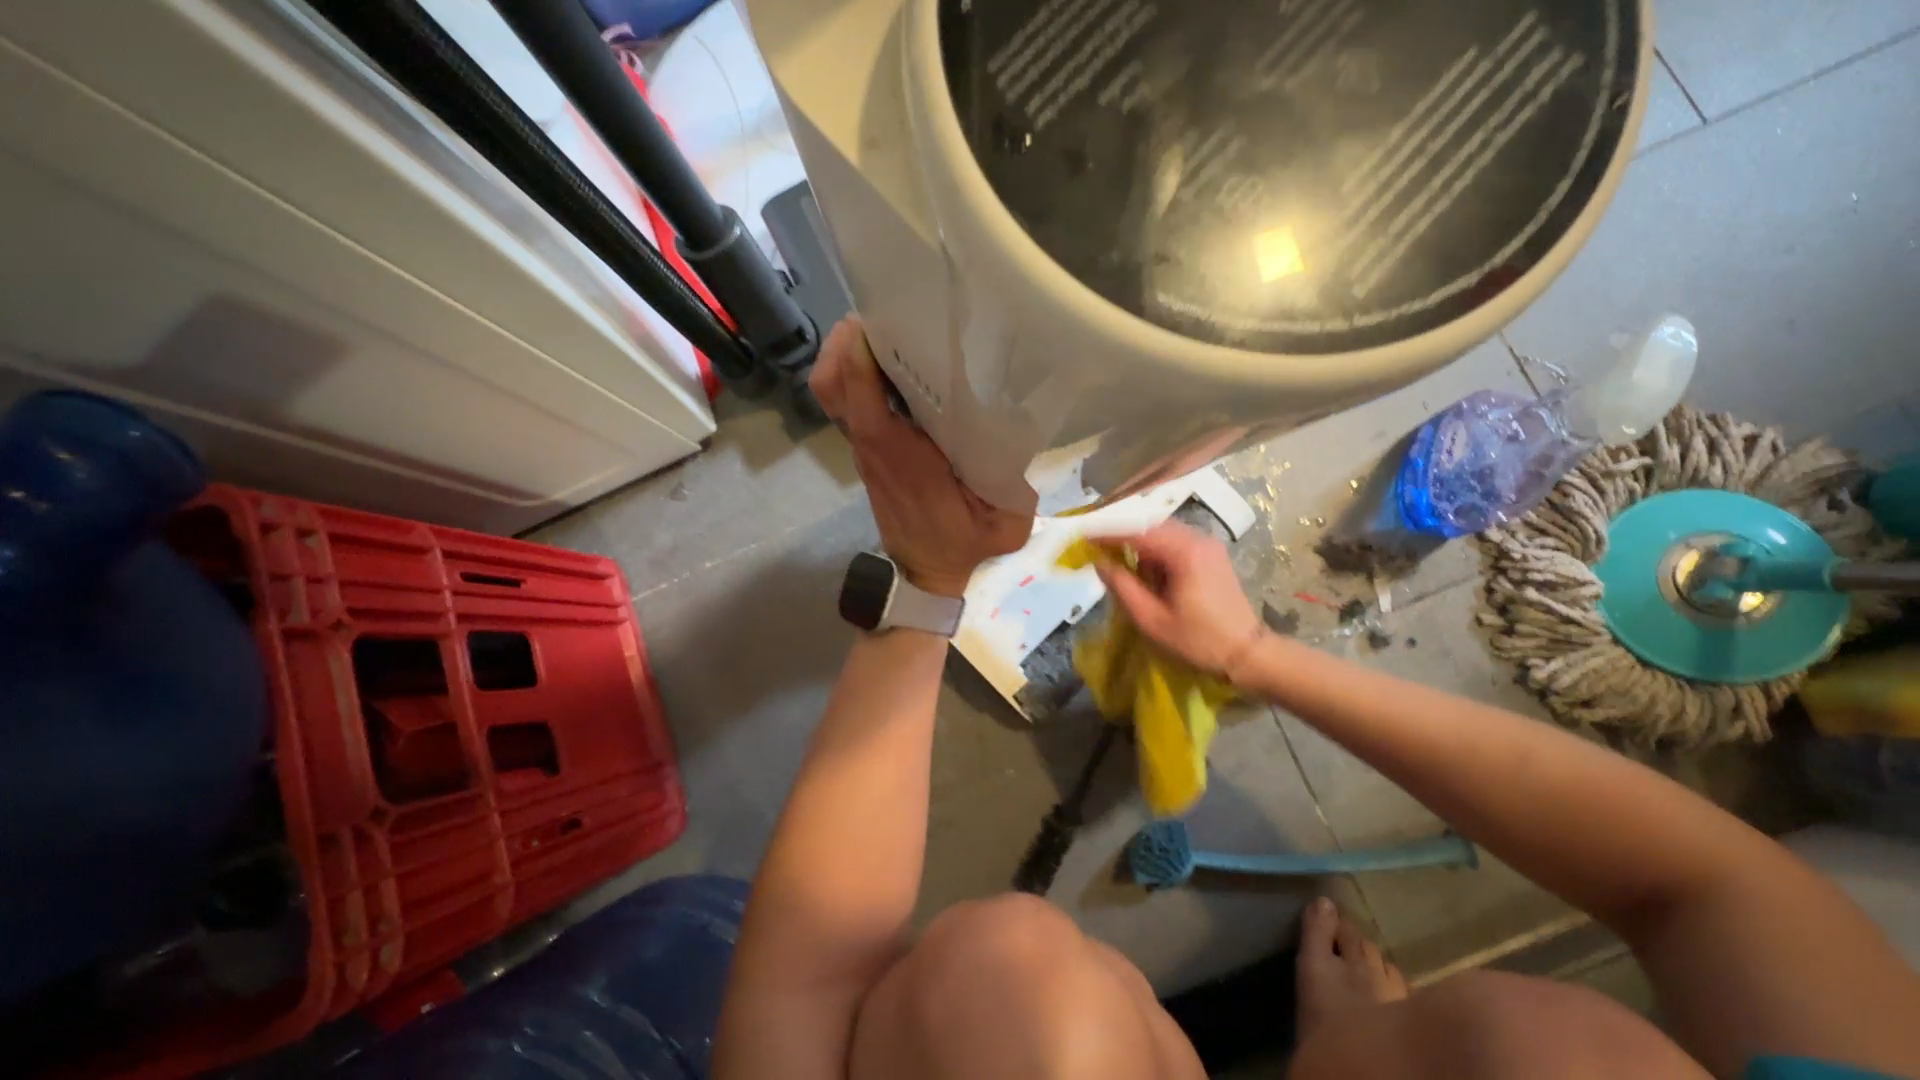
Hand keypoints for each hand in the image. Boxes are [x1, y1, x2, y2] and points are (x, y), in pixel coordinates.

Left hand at [811, 317, 1031, 597]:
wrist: (928, 572)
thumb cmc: (966, 546)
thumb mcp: (1004, 524)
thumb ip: (1013, 483)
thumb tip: (1023, 429)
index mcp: (905, 464)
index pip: (868, 410)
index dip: (864, 365)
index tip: (883, 322)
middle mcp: (875, 448)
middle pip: (833, 388)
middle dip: (846, 344)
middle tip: (879, 311)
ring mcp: (864, 446)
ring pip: (833, 391)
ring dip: (845, 354)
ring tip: (880, 323)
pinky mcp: (866, 446)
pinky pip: (846, 401)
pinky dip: (854, 372)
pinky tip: (886, 354)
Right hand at [1095, 522, 1264, 675]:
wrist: (1247, 653)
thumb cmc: (1198, 641)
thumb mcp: (1152, 620)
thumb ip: (1123, 587)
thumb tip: (1099, 562)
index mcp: (1184, 553)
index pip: (1137, 532)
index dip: (1107, 533)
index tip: (1082, 537)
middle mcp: (1198, 539)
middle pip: (1150, 526)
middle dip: (1122, 534)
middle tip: (1096, 546)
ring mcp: (1208, 545)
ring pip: (1163, 532)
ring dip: (1140, 543)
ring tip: (1118, 560)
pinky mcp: (1212, 554)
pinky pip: (1176, 541)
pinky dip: (1156, 550)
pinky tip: (1146, 568)